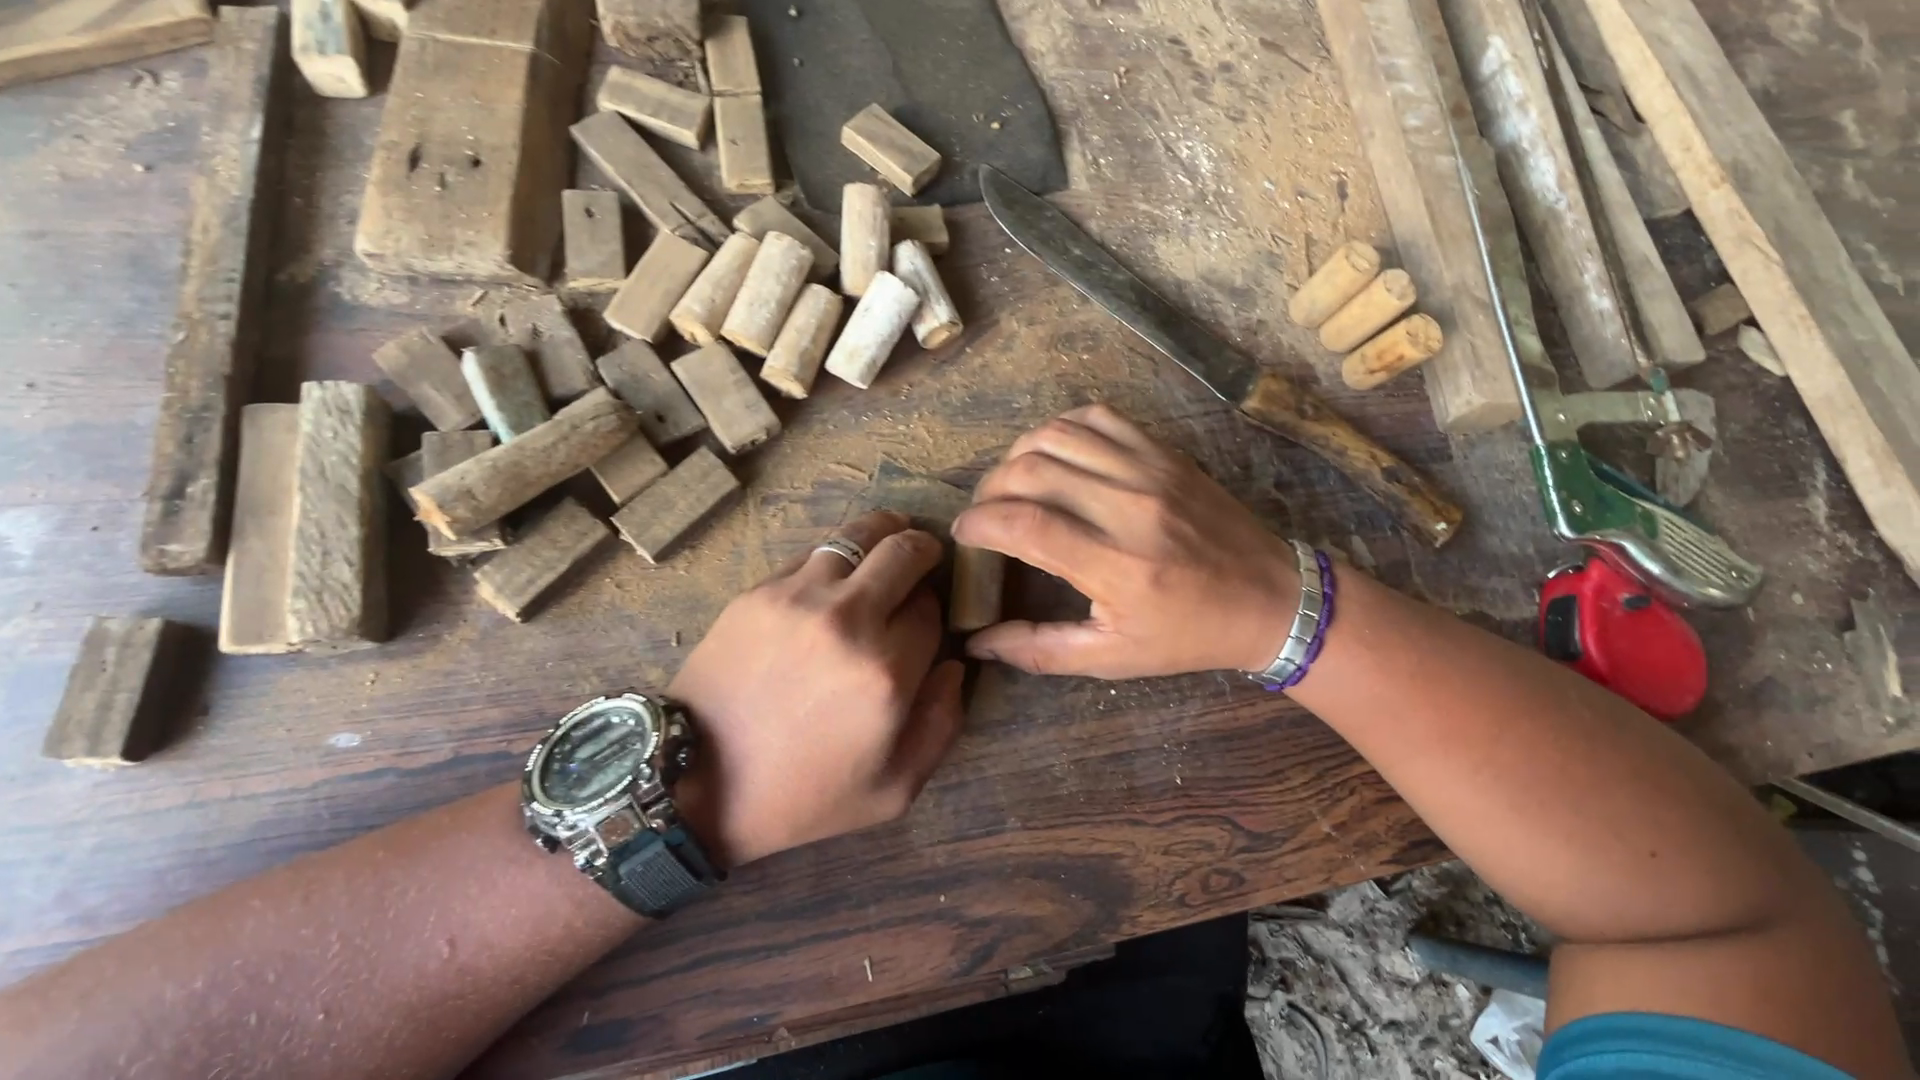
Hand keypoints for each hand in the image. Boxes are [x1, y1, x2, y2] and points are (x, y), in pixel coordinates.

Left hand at [669, 511, 964, 867]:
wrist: (698, 783)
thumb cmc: (802, 796)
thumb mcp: (894, 791)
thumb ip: (942, 725)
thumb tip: (953, 665)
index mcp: (887, 673)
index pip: (933, 612)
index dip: (937, 612)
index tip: (927, 621)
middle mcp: (849, 621)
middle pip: (905, 552)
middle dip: (924, 550)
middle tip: (924, 558)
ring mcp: (799, 598)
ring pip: (858, 535)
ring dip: (883, 534)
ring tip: (888, 540)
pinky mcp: (759, 591)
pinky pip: (812, 554)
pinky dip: (835, 558)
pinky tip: (834, 576)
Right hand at [951, 405, 1300, 678]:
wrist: (1272, 598)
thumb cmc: (1189, 635)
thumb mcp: (1114, 658)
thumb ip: (1040, 649)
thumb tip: (978, 642)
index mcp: (1115, 566)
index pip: (1024, 524)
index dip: (978, 523)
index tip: (964, 534)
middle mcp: (1128, 508)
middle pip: (1031, 470)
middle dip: (990, 489)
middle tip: (985, 513)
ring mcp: (1149, 471)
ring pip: (1057, 435)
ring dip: (1018, 455)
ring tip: (1011, 483)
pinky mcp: (1164, 452)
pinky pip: (1097, 417)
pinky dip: (1061, 428)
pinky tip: (1053, 454)